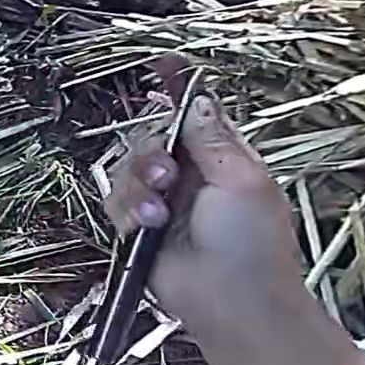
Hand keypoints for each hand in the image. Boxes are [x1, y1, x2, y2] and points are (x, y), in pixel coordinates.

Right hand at [104, 94, 308, 334]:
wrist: (228, 301)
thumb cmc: (251, 243)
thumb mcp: (242, 181)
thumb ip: (212, 140)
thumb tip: (196, 100)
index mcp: (219, 159)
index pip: (193, 113)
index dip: (177, 88)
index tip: (161, 64)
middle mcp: (186, 176)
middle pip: (148, 140)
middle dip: (149, 155)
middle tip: (165, 177)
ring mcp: (158, 201)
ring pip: (126, 171)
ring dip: (138, 191)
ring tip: (157, 216)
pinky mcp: (134, 225)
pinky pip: (114, 202)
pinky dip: (126, 213)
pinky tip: (145, 229)